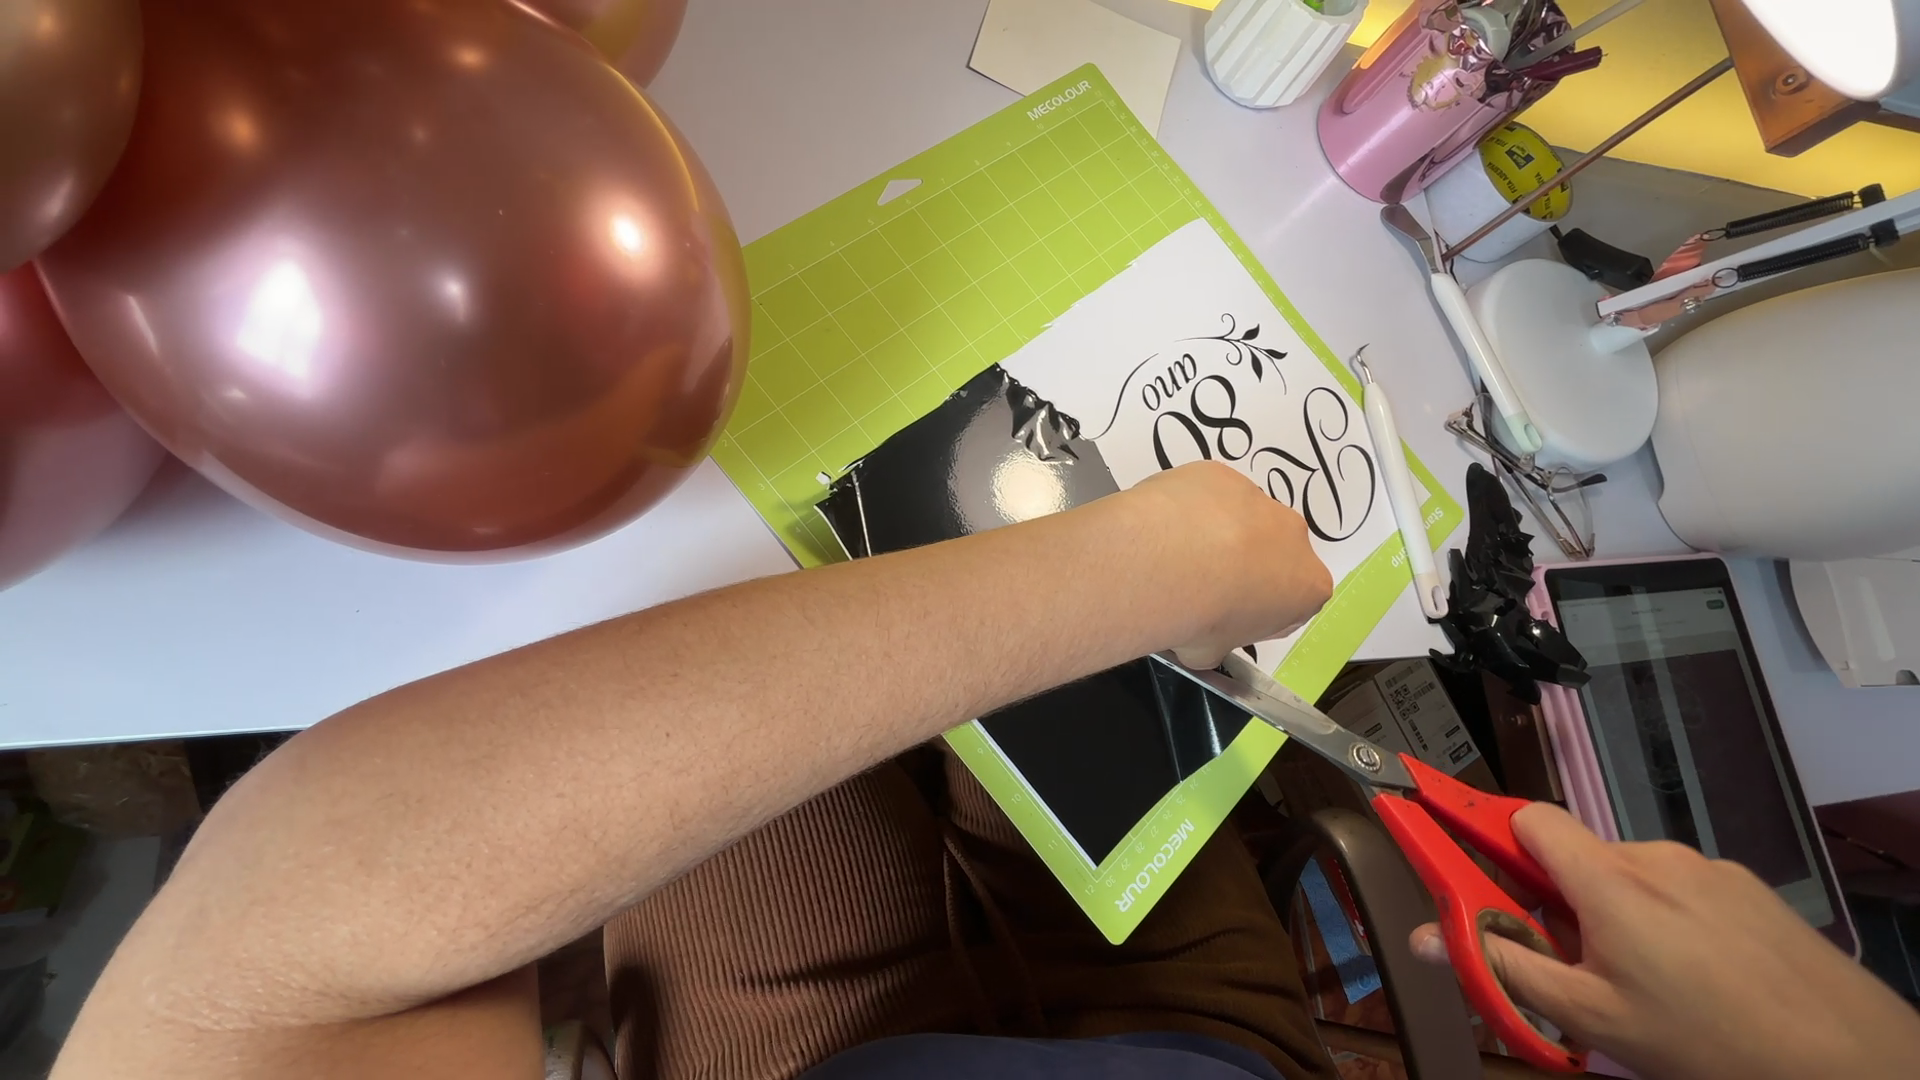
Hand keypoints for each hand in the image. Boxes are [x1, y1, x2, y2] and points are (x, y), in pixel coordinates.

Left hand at [1115, 461, 1331, 667]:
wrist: (1165, 565)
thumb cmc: (1199, 618)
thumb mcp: (1209, 653)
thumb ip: (1214, 647)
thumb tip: (1197, 647)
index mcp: (1307, 587)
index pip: (1292, 601)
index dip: (1256, 609)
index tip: (1225, 615)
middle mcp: (1294, 537)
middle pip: (1271, 552)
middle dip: (1240, 566)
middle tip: (1196, 583)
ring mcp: (1257, 498)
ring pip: (1238, 517)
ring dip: (1212, 532)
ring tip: (1171, 554)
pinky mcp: (1220, 473)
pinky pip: (1205, 492)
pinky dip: (1186, 507)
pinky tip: (1161, 526)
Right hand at [1410, 803, 1919, 1079]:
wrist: (1866, 1076)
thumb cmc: (1709, 1045)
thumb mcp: (1590, 1016)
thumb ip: (1500, 964)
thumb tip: (1421, 938)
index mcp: (1606, 878)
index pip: (1527, 816)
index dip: (1502, 840)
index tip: (1497, 880)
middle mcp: (1653, 856)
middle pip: (1577, 854)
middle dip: (1564, 896)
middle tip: (1583, 958)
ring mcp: (1712, 870)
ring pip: (1631, 873)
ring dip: (1621, 908)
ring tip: (1653, 976)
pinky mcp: (1757, 891)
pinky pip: (1684, 887)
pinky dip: (1673, 917)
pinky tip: (1706, 974)